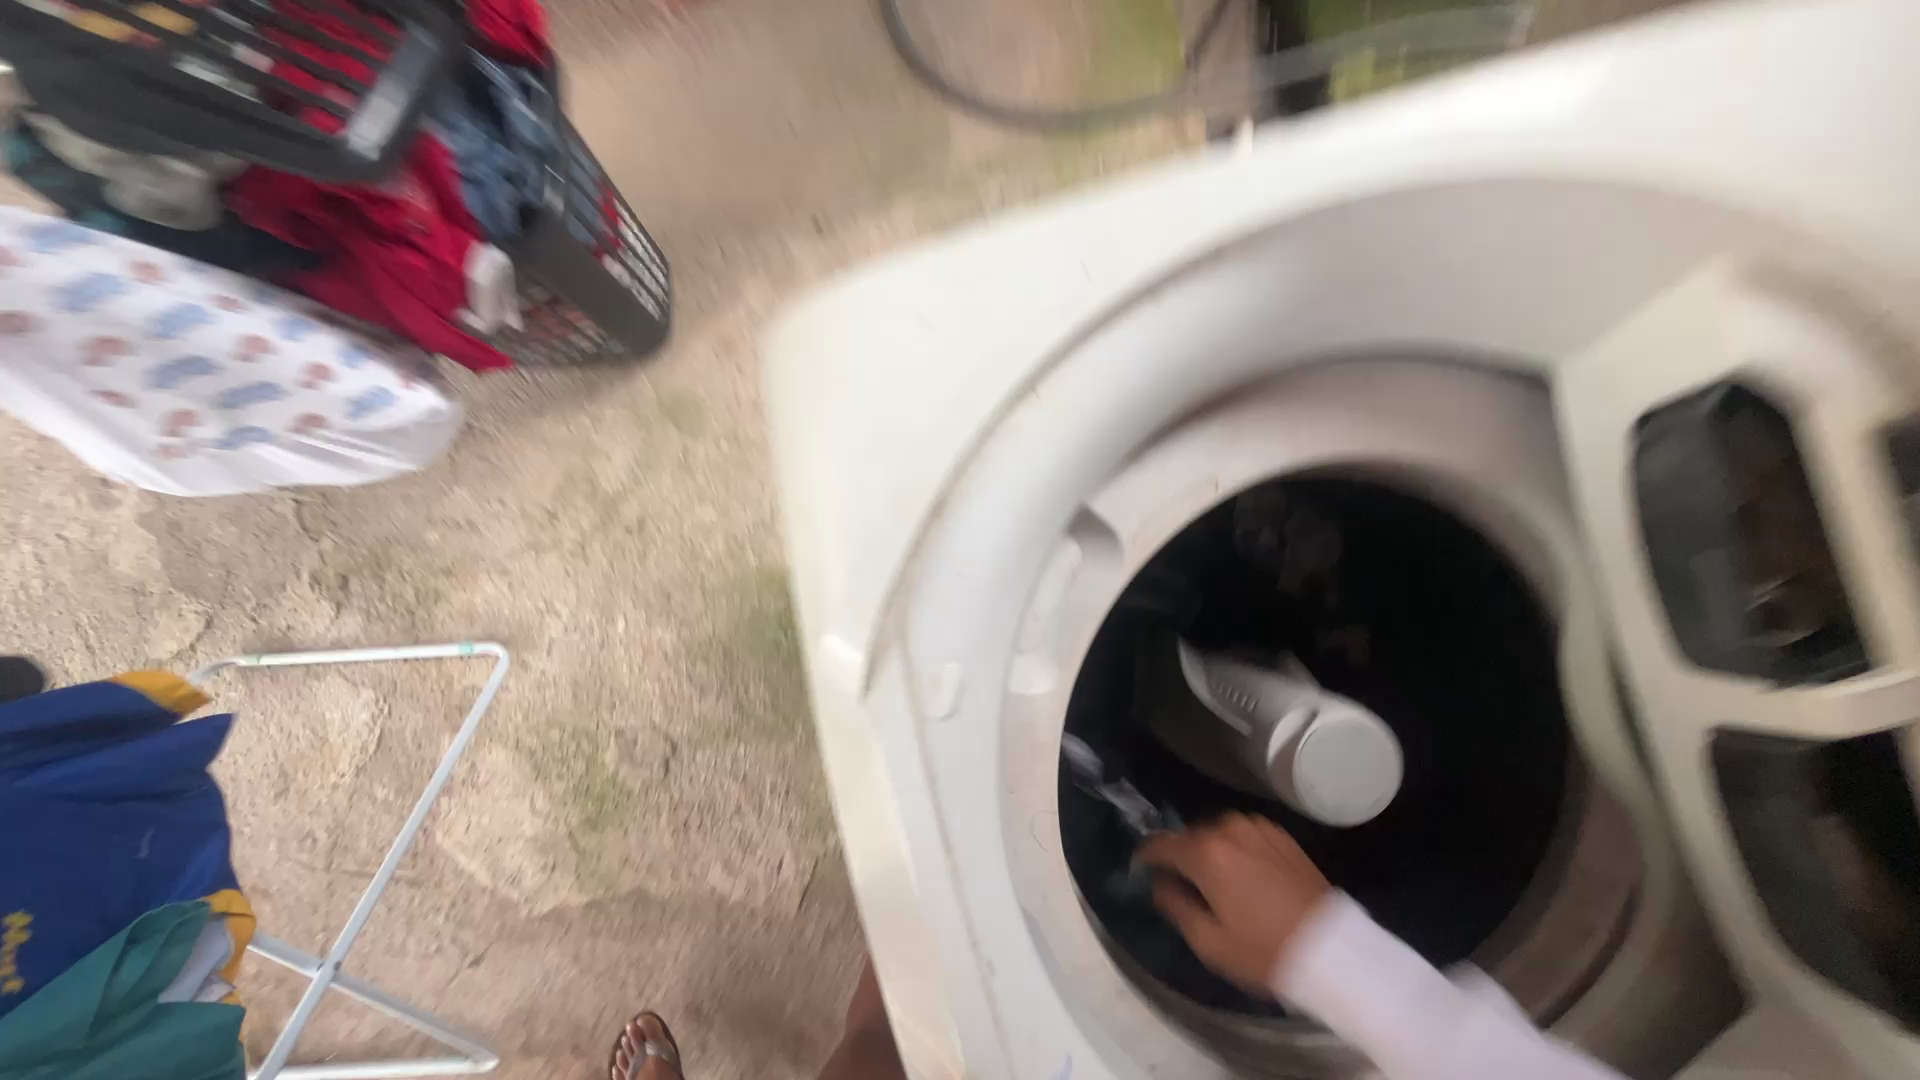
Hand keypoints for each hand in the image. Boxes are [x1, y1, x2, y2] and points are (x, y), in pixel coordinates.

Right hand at [1137, 813, 1333, 994]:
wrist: (1334, 949)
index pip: (1160, 845)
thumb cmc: (1266, 950)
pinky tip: (1244, 872)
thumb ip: (1175, 906)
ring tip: (1216, 879)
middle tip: (1182, 883)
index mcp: (1205, 853)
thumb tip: (1160, 884)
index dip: (1146, 856)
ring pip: (1218, 833)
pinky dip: (1236, 848)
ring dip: (1210, 850)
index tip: (1140, 868)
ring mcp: (1257, 828)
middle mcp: (1228, 829)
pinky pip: (1244, 834)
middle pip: (1190, 836)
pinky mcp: (1281, 835)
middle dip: (1181, 855)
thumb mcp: (1210, 942)